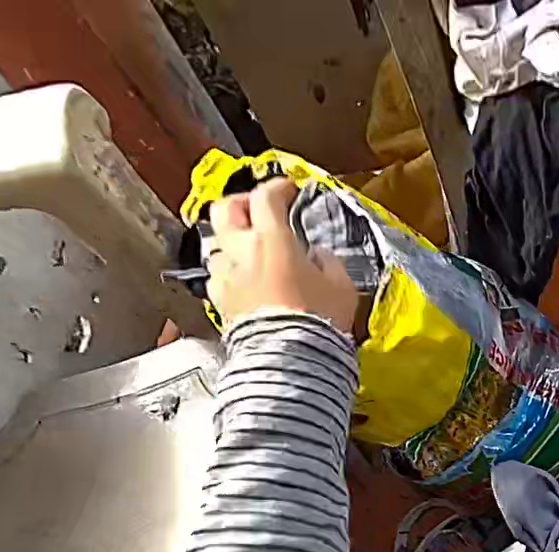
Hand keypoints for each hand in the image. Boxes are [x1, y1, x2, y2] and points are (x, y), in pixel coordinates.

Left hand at [205, 178, 357, 329]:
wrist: (291, 357)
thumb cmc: (319, 319)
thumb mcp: (341, 287)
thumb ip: (328, 262)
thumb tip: (317, 255)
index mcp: (272, 239)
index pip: (267, 196)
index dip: (278, 187)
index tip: (288, 188)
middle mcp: (241, 250)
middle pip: (226, 208)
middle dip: (242, 203)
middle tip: (258, 209)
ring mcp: (226, 276)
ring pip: (217, 243)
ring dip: (232, 241)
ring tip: (248, 250)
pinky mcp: (219, 302)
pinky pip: (218, 277)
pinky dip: (230, 273)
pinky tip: (243, 281)